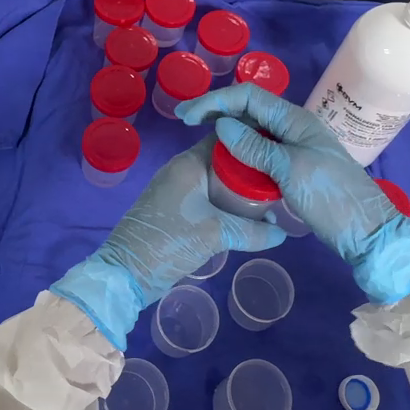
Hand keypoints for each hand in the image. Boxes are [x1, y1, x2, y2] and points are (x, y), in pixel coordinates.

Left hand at [52, 137, 286, 349]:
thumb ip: (252, 231)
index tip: (281, 146)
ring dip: (241, 188)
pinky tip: (249, 216)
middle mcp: (184, 169)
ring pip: (219, 180)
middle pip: (225, 159)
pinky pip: (210, 198)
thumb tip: (282, 233)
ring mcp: (179, 189)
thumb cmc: (169, 242)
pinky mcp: (178, 209)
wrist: (127, 273)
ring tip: (272, 197)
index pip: (226, 137)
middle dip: (251, 167)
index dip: (253, 138)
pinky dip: (229, 203)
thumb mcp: (216, 234)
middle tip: (282, 176)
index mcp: (189, 163)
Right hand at [176, 84, 409, 304]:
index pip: (249, 96)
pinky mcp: (292, 168)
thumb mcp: (290, 171)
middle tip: (186, 122)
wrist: (367, 233)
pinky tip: (224, 161)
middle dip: (217, 111)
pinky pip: (259, 151)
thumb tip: (221, 125)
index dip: (216, 101)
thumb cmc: (331, 198)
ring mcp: (294, 148)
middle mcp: (293, 128)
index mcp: (295, 120)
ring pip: (252, 130)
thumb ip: (254, 148)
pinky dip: (239, 152)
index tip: (187, 116)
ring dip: (226, 130)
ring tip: (199, 138)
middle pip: (249, 109)